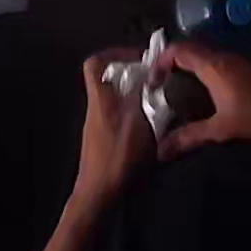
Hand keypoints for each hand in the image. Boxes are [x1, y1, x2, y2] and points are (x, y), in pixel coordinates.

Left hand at [70, 48, 153, 208]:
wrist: (97, 197)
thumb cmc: (117, 158)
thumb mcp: (138, 125)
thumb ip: (146, 100)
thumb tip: (151, 79)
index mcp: (100, 98)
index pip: (94, 63)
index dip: (113, 53)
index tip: (136, 58)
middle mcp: (96, 107)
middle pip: (107, 79)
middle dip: (130, 75)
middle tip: (152, 79)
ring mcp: (97, 124)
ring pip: (114, 97)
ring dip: (133, 95)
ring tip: (156, 100)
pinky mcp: (102, 139)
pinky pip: (117, 114)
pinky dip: (132, 113)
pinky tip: (149, 125)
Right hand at [156, 40, 250, 159]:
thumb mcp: (222, 129)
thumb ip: (190, 137)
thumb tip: (161, 150)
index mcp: (211, 65)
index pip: (178, 50)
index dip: (160, 60)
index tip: (149, 79)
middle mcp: (220, 58)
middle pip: (188, 51)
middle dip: (169, 62)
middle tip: (155, 84)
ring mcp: (233, 63)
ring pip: (201, 57)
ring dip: (185, 67)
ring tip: (171, 89)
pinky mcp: (243, 71)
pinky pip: (212, 64)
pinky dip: (199, 73)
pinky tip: (198, 94)